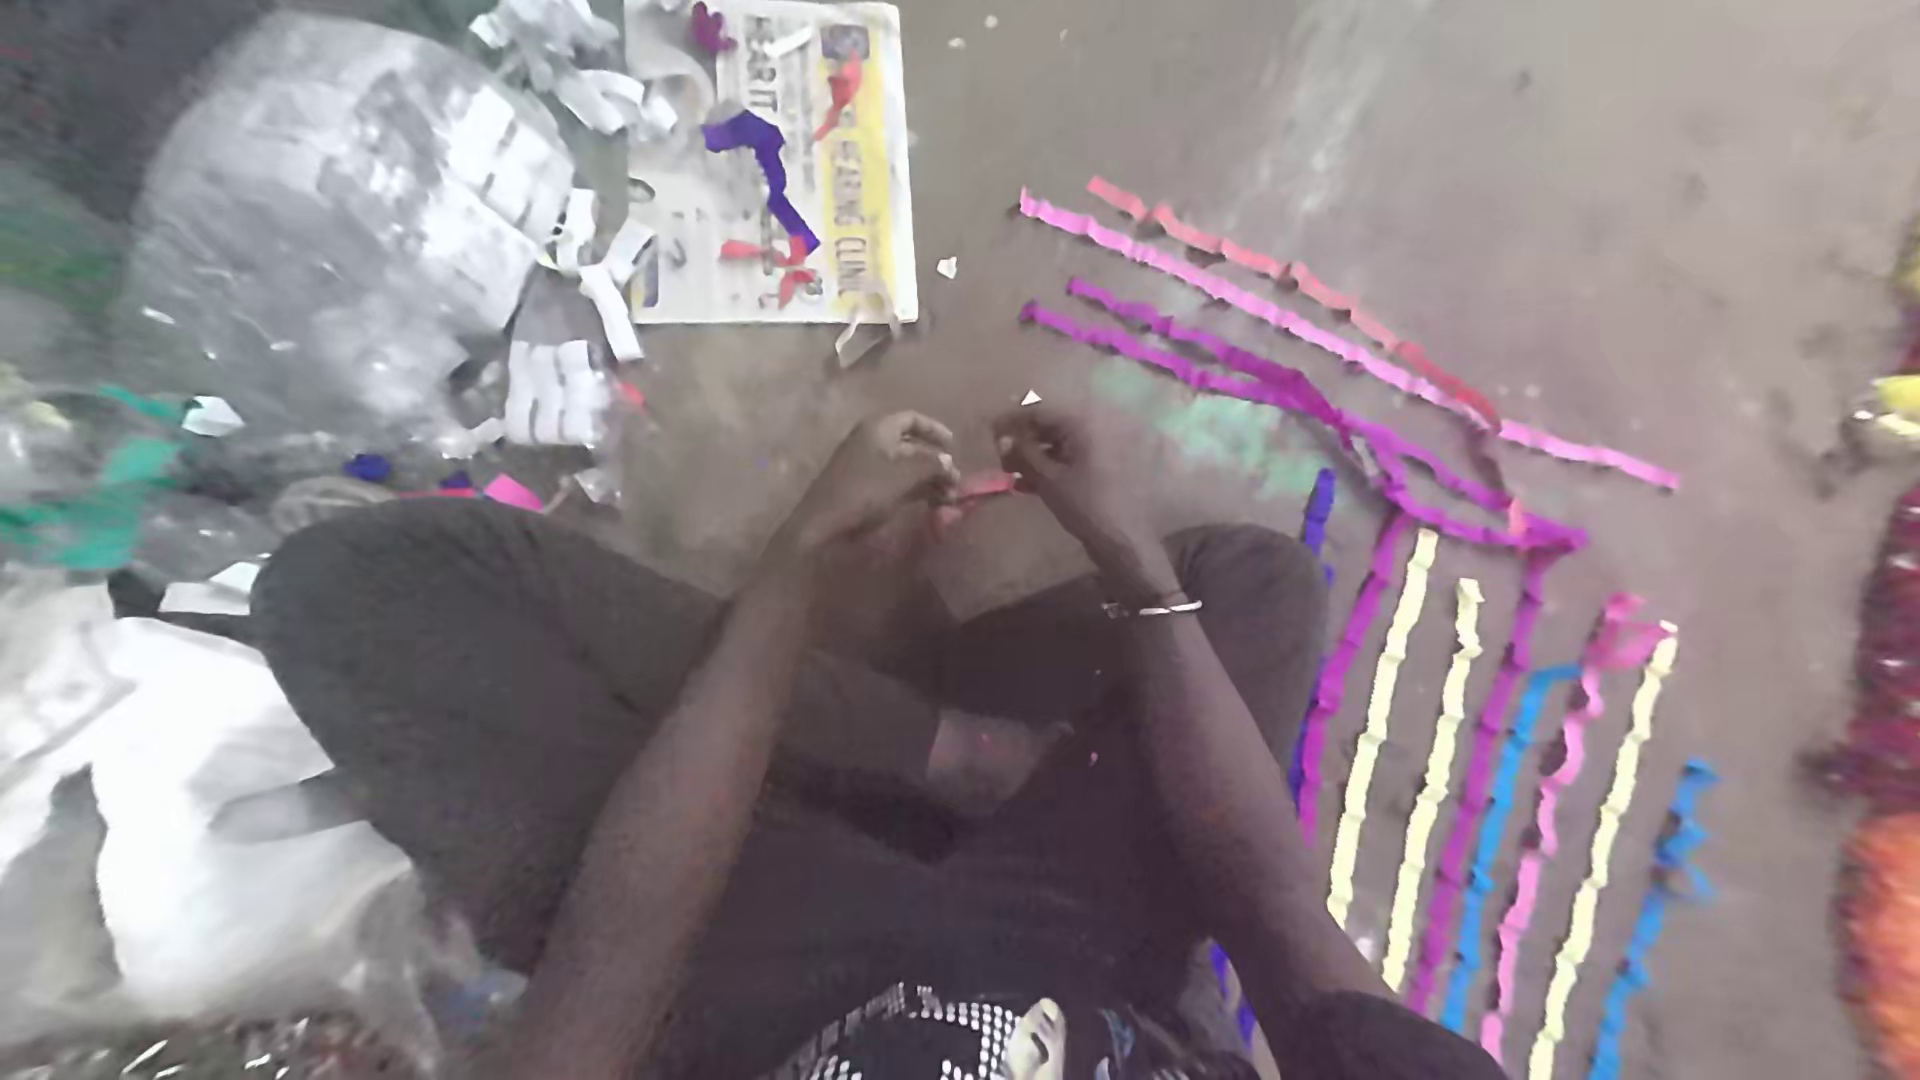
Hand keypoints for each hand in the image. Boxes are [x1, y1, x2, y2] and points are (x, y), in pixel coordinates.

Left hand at [775, 410, 959, 553]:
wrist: (823, 524)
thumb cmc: (865, 492)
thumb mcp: (904, 476)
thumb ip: (932, 465)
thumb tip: (948, 463)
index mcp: (878, 429)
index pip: (912, 419)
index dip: (934, 430)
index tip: (954, 446)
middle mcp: (872, 442)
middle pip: (911, 446)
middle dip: (935, 463)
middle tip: (955, 482)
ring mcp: (867, 467)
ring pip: (905, 468)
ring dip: (928, 480)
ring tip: (949, 499)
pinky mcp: (865, 490)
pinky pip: (896, 483)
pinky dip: (915, 491)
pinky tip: (931, 504)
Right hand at [993, 405, 1174, 596]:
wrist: (1121, 539)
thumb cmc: (1084, 505)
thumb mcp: (1048, 479)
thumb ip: (1023, 454)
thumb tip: (1003, 438)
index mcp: (1083, 426)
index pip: (1041, 412)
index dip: (1013, 419)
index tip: (992, 430)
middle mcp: (1093, 431)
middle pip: (1050, 426)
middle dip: (1023, 439)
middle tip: (1000, 454)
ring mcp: (1099, 451)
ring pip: (1057, 445)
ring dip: (1032, 456)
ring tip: (1010, 473)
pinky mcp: (1099, 470)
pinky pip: (1068, 460)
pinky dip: (1047, 468)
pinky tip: (1026, 485)